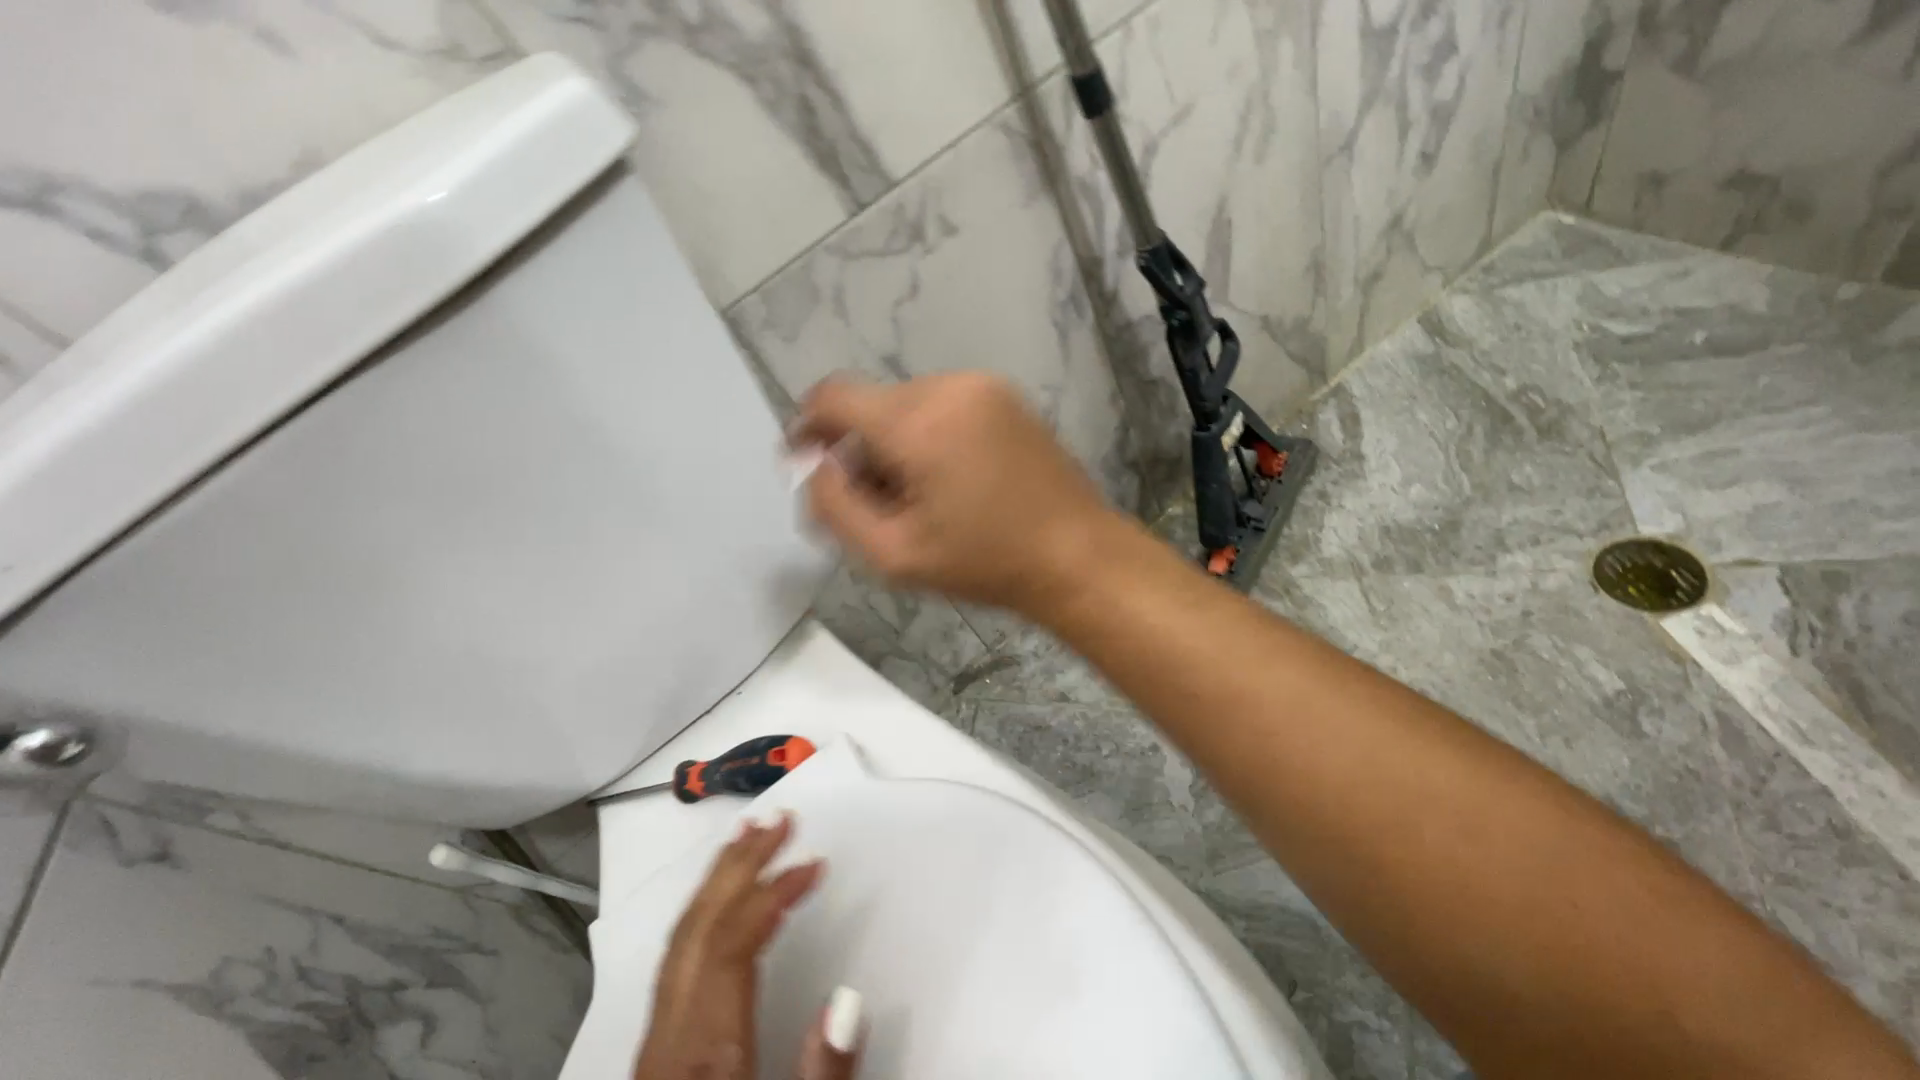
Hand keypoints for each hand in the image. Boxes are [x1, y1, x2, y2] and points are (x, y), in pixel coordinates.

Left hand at [631, 813, 859, 1079]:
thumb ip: (822, 1077)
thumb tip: (848, 1000)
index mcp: (702, 1054)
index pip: (733, 944)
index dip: (773, 891)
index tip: (815, 861)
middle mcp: (668, 1039)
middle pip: (697, 929)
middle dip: (738, 865)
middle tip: (778, 817)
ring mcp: (654, 1045)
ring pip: (678, 940)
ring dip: (714, 882)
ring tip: (747, 840)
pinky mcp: (656, 1054)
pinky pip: (676, 960)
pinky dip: (702, 916)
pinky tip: (722, 907)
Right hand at [794, 373, 1123, 616]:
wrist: (1078, 555)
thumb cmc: (984, 562)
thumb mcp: (893, 555)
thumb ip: (833, 507)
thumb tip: (809, 466)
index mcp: (917, 422)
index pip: (831, 397)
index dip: (806, 429)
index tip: (806, 467)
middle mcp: (947, 387)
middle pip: (871, 406)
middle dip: (859, 451)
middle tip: (875, 507)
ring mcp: (982, 387)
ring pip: (905, 406)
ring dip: (894, 446)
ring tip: (918, 501)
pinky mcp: (1005, 397)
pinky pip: (942, 406)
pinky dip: (928, 437)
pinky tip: (950, 483)